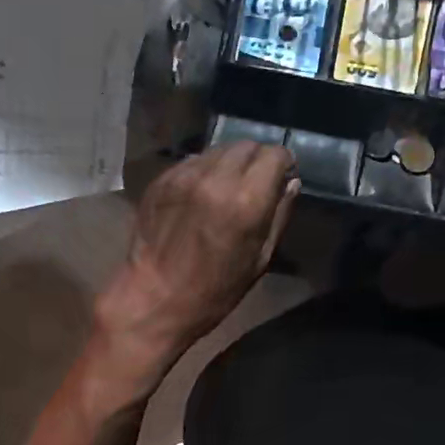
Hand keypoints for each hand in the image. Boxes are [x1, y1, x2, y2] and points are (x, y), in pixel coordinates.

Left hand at [94, 142, 299, 377]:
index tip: (282, 176)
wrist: (152, 299)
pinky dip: (205, 170)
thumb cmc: (215, 289)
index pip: (275, 154)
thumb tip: (292, 182)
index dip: (283, 163)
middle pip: (247, 145)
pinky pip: (194, 161)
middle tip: (256, 182)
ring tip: (228, 187)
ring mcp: (185, 175)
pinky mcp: (163, 178)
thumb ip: (279, 213)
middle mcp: (216, 178)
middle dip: (258, 159)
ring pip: (220, 149)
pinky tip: (202, 194)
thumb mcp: (260, 258)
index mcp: (246, 200)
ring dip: (231, 162)